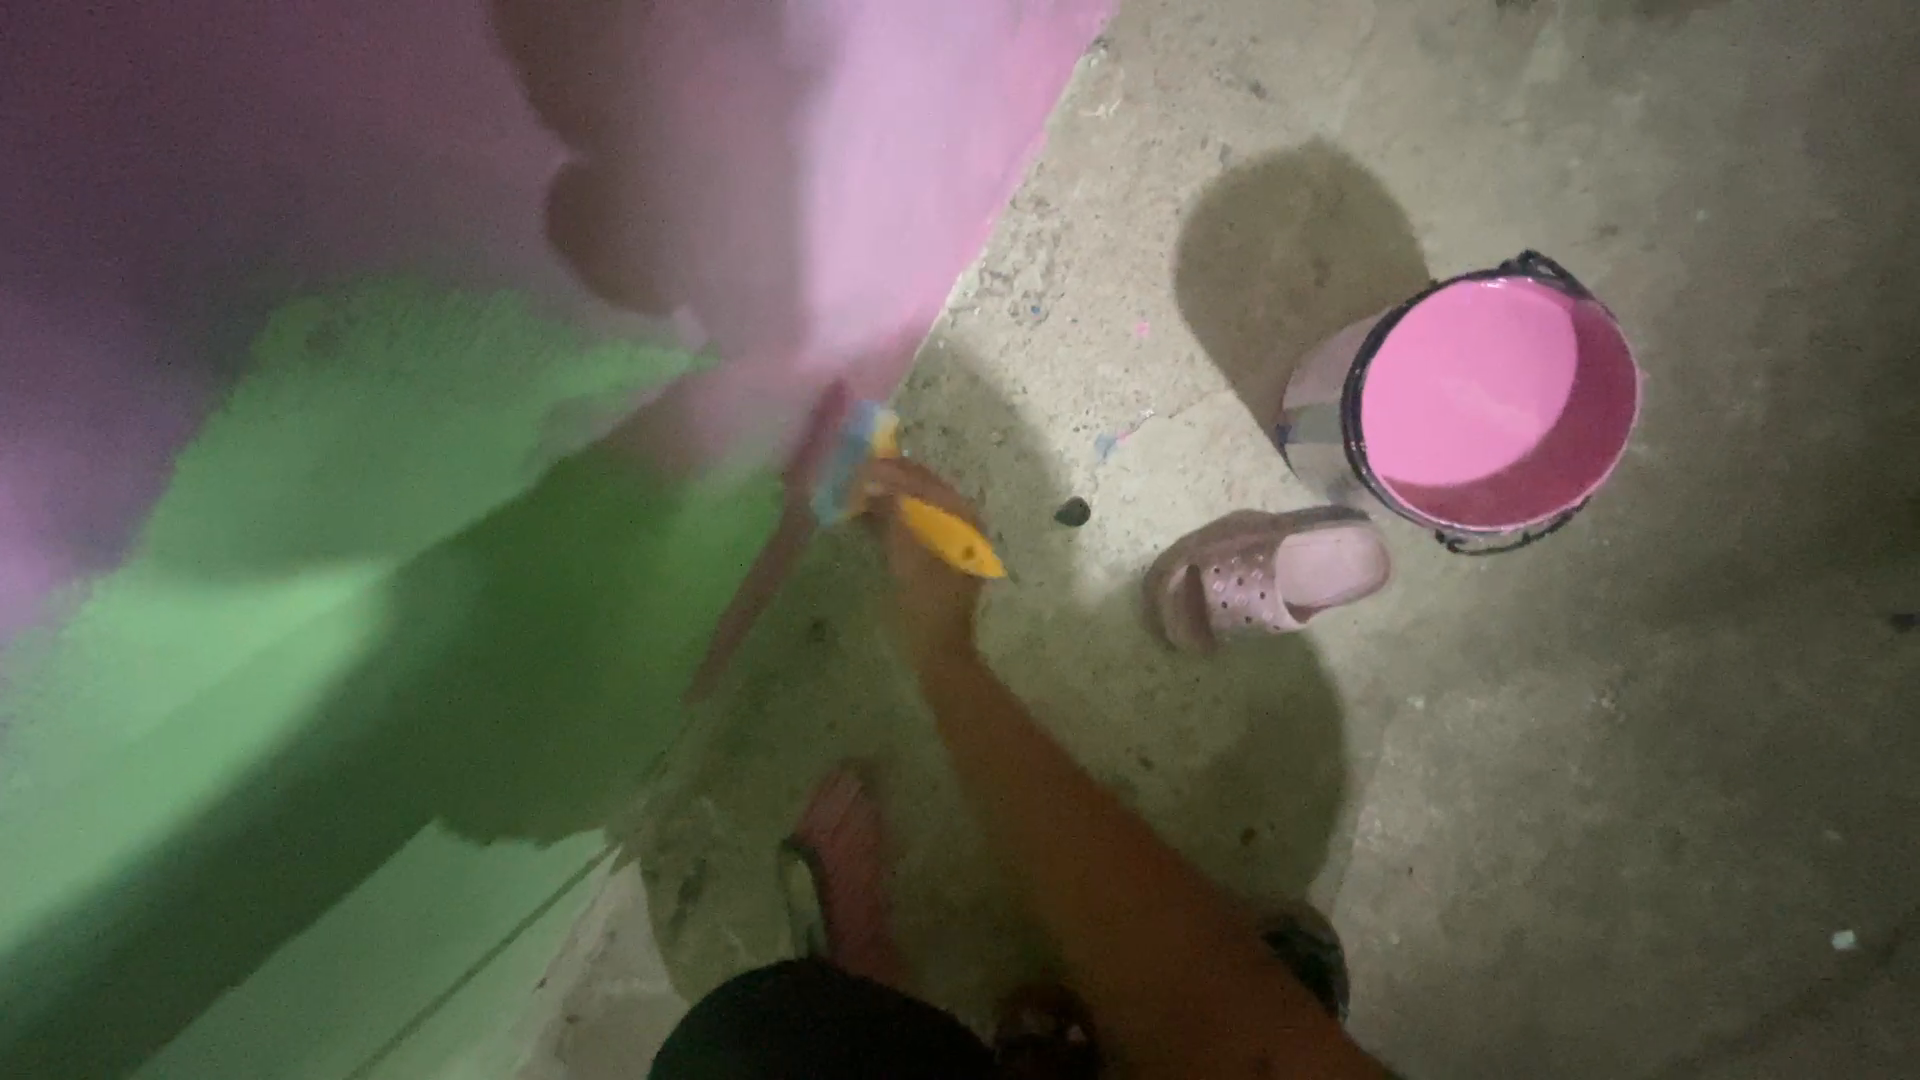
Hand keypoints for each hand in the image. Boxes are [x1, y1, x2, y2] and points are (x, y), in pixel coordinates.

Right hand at [861, 457, 986, 663]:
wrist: (938, 651)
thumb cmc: (925, 604)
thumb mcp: (906, 556)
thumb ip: (893, 515)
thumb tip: (875, 482)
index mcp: (964, 520)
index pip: (927, 482)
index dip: (894, 470)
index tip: (864, 463)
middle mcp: (963, 524)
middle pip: (924, 490)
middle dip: (891, 480)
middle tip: (857, 471)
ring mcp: (952, 541)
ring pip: (918, 507)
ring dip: (889, 498)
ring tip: (857, 489)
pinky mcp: (938, 557)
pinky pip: (914, 526)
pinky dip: (892, 519)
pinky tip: (867, 517)